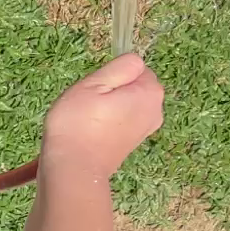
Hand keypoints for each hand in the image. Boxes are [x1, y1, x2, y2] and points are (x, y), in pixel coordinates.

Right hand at [40, 52, 162, 183]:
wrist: (73, 168)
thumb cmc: (78, 124)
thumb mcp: (93, 84)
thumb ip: (119, 67)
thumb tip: (134, 62)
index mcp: (150, 92)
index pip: (135, 69)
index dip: (112, 76)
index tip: (94, 90)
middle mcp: (155, 110)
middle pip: (132, 87)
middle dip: (111, 92)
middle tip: (87, 104)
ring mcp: (145, 129)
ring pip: (125, 105)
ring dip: (107, 108)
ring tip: (86, 120)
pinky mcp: (132, 143)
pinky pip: (121, 122)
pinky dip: (107, 124)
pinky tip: (90, 133)